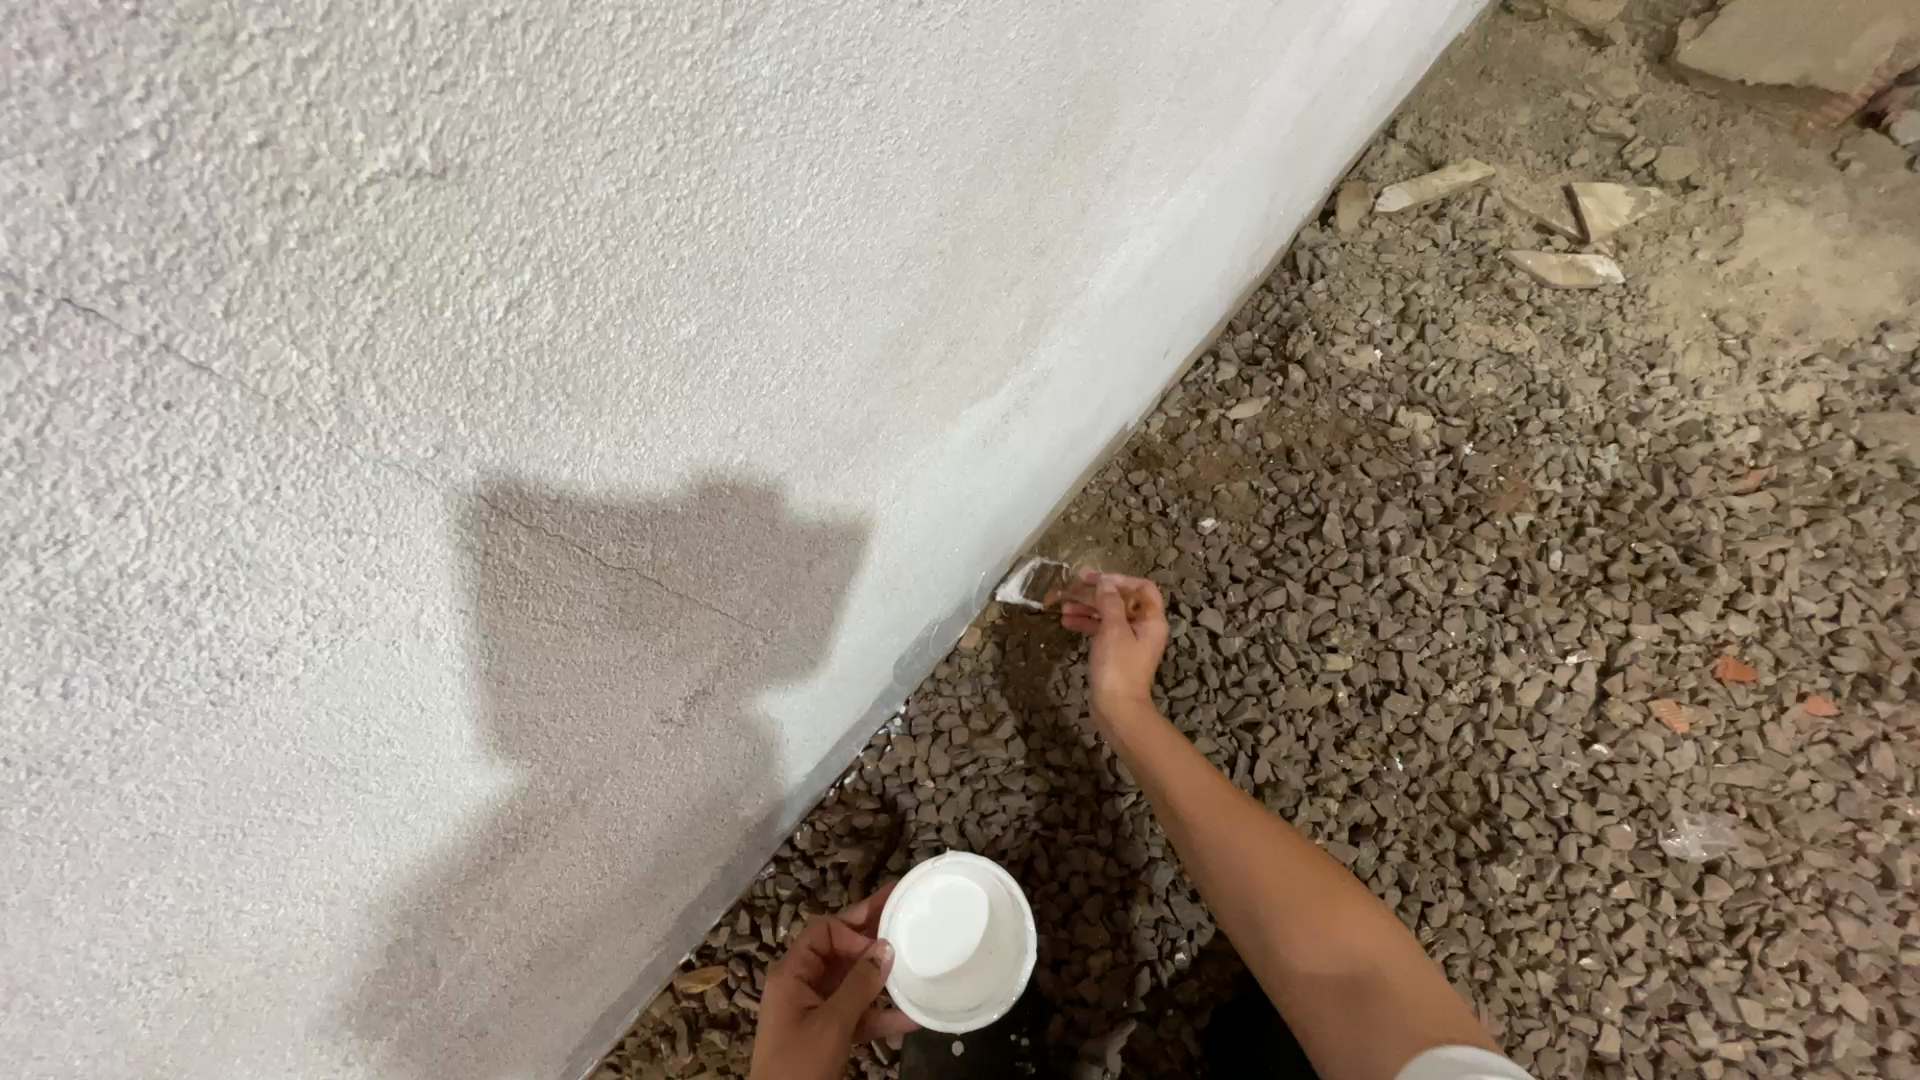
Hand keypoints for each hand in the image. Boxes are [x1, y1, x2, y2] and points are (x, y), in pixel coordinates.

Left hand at [748, 882, 917, 1079]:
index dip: (851, 931)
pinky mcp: (829, 1035)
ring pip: (852, 981)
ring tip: (914, 957)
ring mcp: (816, 1011)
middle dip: (871, 935)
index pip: (823, 932)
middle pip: (840, 950)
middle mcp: (803, 985)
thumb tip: (886, 948)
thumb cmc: (798, 1067)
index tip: (878, 946)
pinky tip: (912, 1015)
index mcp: (792, 974)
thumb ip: (859, 984)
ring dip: (881, 977)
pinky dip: (881, 1015)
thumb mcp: (831, 1024)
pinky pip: (858, 1014)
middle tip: (902, 907)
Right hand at [1059, 571, 1168, 729]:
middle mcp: (1143, 627)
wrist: (1117, 709)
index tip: (1097, 580)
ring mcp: (1129, 640)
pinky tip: (1067, 621)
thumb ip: (1109, 602)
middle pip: (1121, 600)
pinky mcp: (1115, 652)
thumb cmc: (1118, 667)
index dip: (1120, 580)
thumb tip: (1106, 581)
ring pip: (1108, 615)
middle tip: (1073, 587)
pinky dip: (1086, 623)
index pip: (1142, 588)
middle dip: (1097, 593)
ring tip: (1063, 607)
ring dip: (1087, 608)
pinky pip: (1101, 630)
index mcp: (1151, 620)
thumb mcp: (1113, 630)